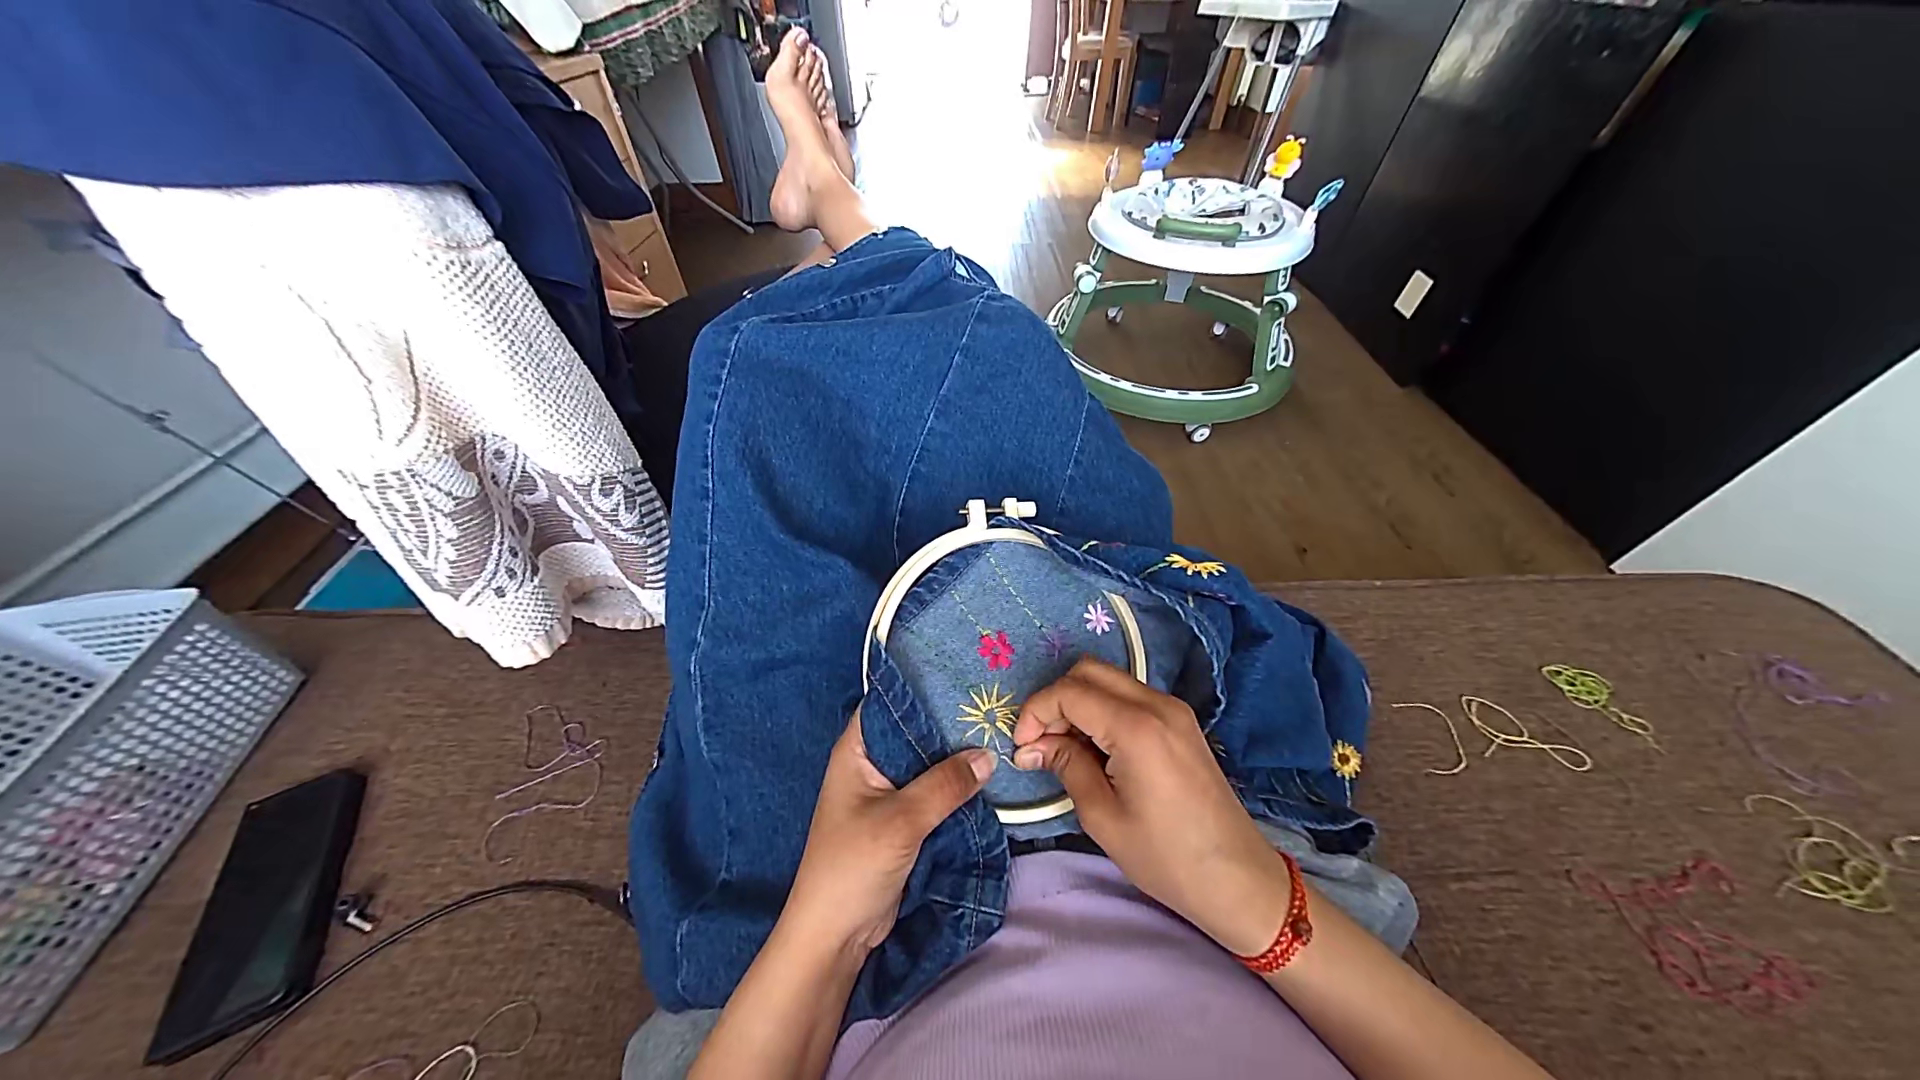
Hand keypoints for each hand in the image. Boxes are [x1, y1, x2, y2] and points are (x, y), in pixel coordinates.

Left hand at [783, 710, 996, 951]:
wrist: (836, 935)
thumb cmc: (853, 866)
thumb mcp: (901, 821)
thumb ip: (945, 785)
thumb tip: (988, 755)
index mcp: (856, 751)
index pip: (892, 703)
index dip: (925, 689)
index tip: (966, 681)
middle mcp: (871, 764)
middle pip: (915, 732)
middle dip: (950, 724)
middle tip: (994, 708)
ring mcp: (887, 792)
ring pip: (927, 763)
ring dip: (956, 757)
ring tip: (999, 735)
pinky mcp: (902, 818)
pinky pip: (933, 791)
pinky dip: (955, 785)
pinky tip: (987, 774)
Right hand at [1013, 659, 1292, 956]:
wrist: (1238, 879)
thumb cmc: (1166, 857)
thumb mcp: (1102, 816)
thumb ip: (1065, 765)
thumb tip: (1032, 746)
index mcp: (1136, 727)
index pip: (1069, 692)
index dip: (1035, 712)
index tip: (1024, 748)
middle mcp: (1157, 704)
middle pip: (1088, 671)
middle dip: (1054, 699)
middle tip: (1041, 743)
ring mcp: (1173, 709)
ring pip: (1108, 679)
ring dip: (1078, 703)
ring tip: (1064, 748)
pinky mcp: (1181, 721)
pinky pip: (1128, 696)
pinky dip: (1101, 709)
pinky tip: (1094, 747)